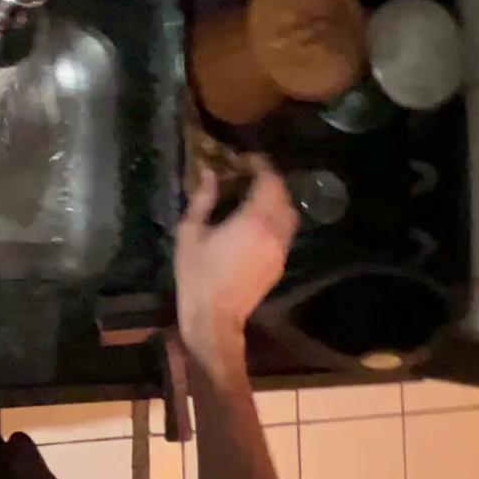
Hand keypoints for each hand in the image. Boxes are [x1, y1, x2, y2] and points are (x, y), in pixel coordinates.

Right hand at [174, 158, 297, 357]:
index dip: (259, 165)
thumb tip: (209, 173)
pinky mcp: (280, 263)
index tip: (242, 160)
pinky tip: (255, 222)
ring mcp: (281, 249)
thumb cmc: (197, 275)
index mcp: (253, 220)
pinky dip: (275, 218)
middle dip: (268, 180)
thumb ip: (202, 199)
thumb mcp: (190, 233)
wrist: (214, 318)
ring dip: (275, 199)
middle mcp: (274, 231)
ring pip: (289, 214)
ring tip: (252, 196)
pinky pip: (284, 231)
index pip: (269, 180)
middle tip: (246, 175)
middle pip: (283, 195)